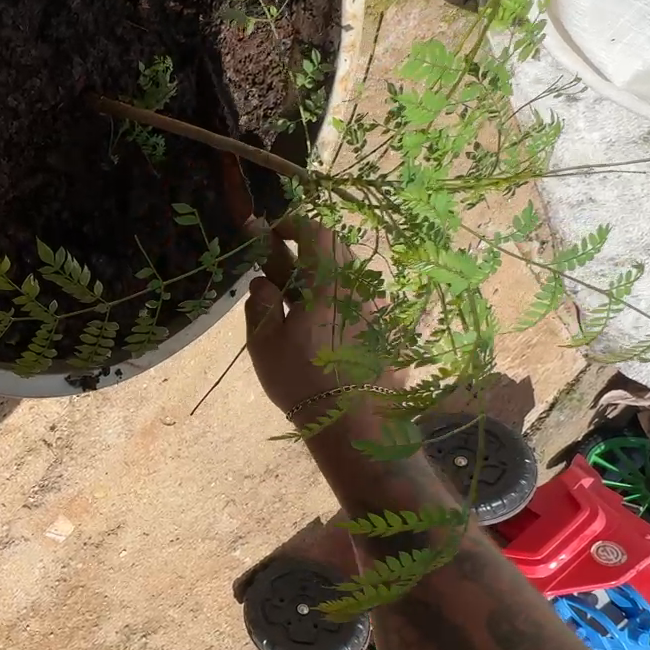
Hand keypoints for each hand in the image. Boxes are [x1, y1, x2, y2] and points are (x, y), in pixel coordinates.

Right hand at [244, 216, 398, 417]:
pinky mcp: (388, 331)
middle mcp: (359, 287)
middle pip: (335, 250)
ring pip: (348, 277)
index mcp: (328, 282)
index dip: (291, 225)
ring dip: (321, 277)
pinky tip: (322, 326)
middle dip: (304, 249)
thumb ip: (261, 304)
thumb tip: (262, 281)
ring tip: (297, 300)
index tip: (269, 232)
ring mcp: (378, 308)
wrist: (356, 424)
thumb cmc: (301, 379)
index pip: (315, 232)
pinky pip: (359, 301)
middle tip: (277, 264)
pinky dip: (337, 300)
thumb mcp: (265, 342)